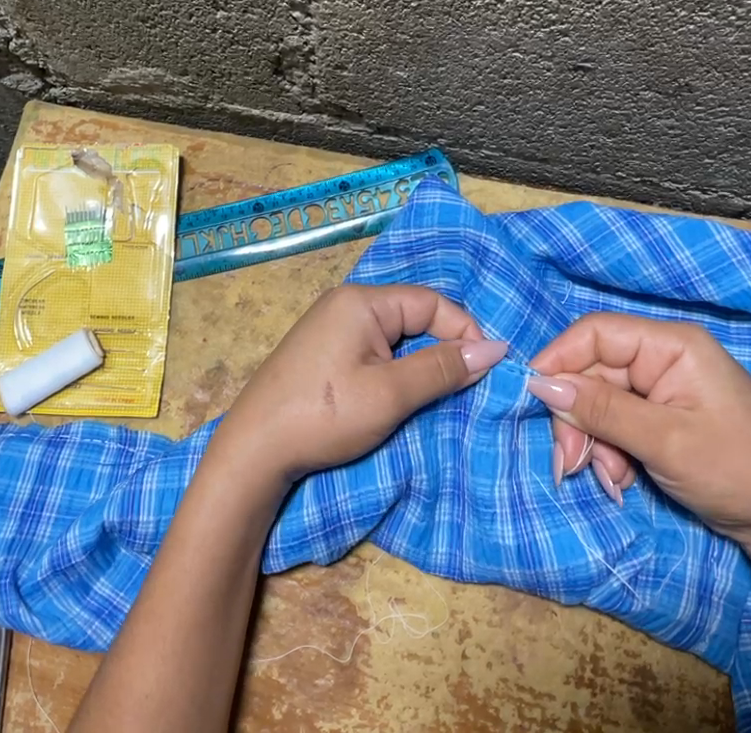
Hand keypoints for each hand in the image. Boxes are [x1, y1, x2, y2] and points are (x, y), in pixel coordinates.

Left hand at [212, 285, 507, 486]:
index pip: (432, 302)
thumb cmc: (325, 415)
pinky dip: (396, 371)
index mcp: (361, 302)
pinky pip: (374, 351)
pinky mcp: (323, 354)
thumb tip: (496, 350)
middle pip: (413, 316)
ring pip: (395, 337)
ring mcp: (331, 328)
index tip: (488, 370)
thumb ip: (443, 368)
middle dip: (444, 349)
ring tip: (440, 396)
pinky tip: (404, 396)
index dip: (465, 332)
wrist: (255, 449)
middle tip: (467, 387)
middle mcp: (345, 305)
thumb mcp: (390, 394)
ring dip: (421, 363)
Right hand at [526, 312, 750, 544]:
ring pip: (597, 404)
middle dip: (576, 418)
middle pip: (592, 374)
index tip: (533, 398)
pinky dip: (608, 454)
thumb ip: (601, 409)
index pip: (595, 334)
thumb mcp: (664, 440)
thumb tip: (539, 384)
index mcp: (672, 346)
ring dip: (592, 443)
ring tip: (609, 480)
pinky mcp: (661, 421)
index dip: (558, 360)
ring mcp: (662, 392)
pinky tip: (620, 481)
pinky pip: (614, 426)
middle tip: (570, 464)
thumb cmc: (738, 470)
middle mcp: (663, 360)